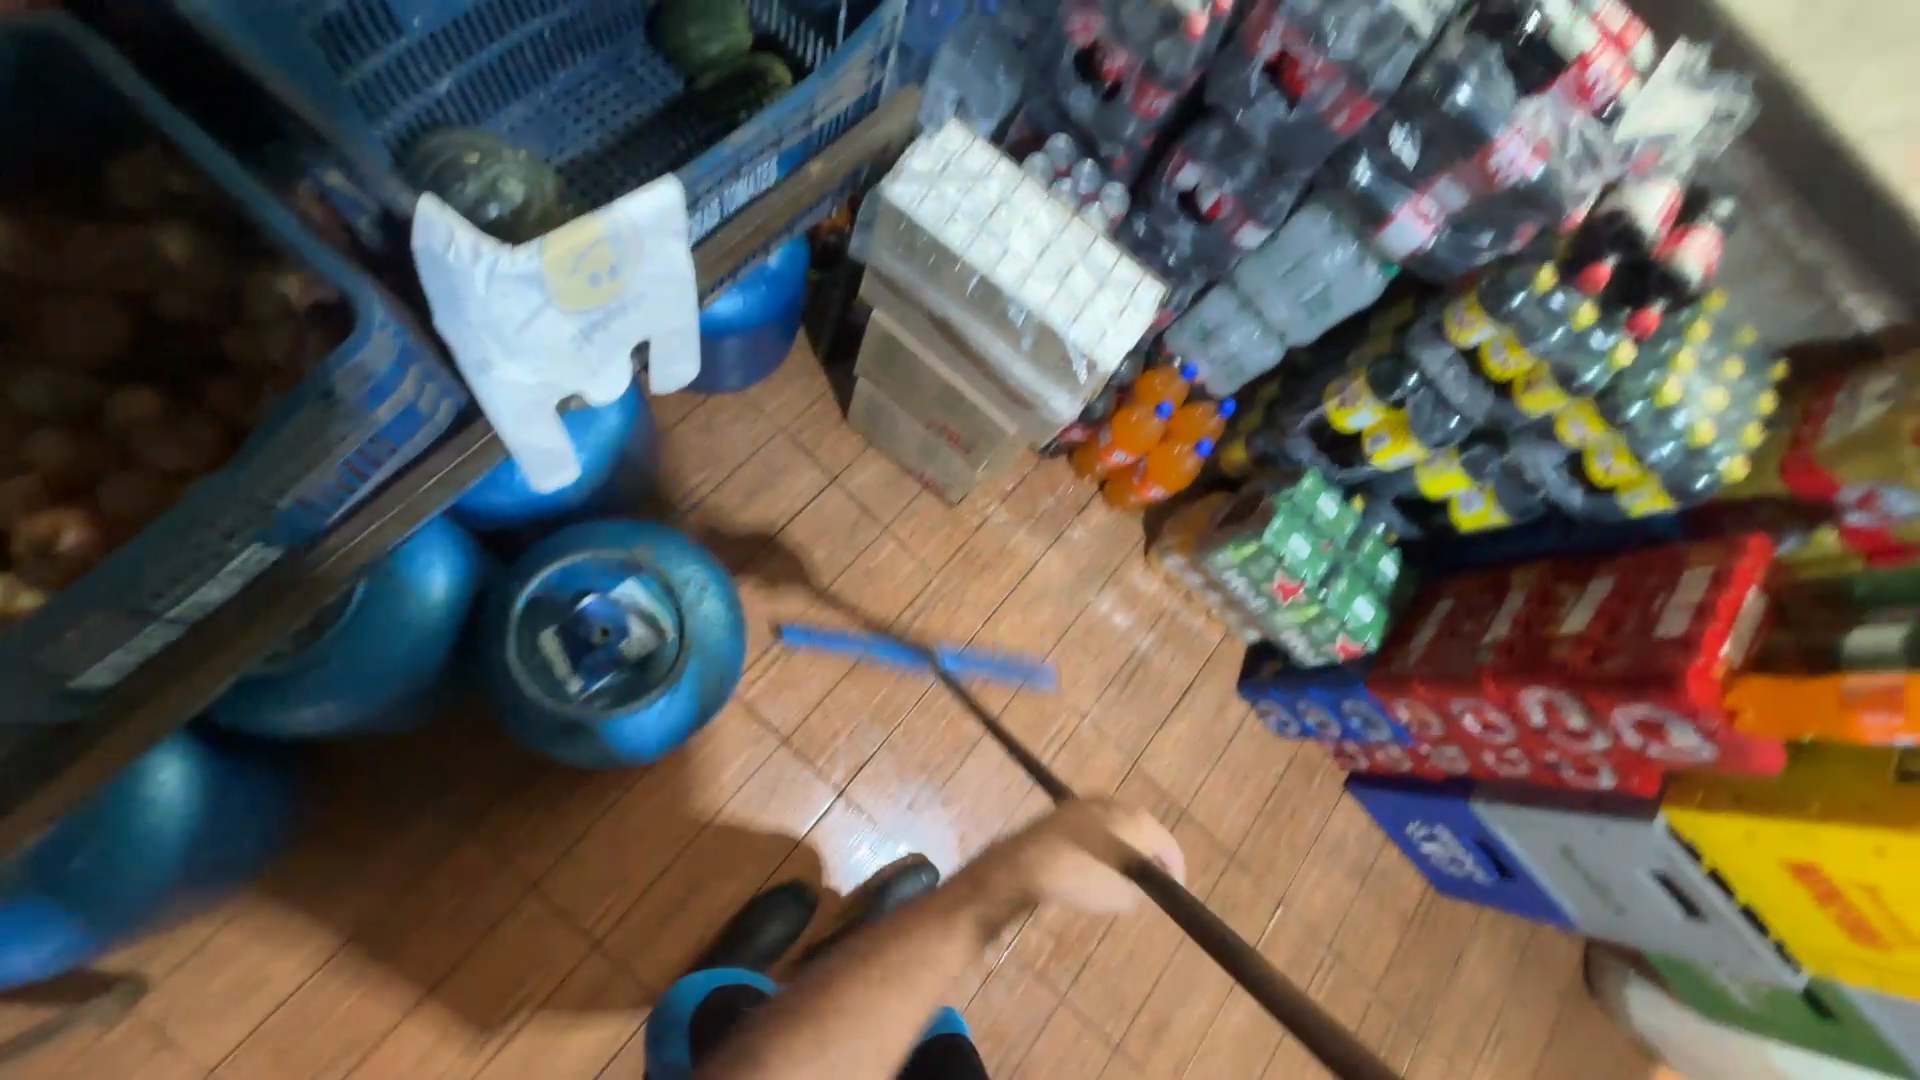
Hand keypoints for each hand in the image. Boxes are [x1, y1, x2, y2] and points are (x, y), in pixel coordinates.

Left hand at [962, 800, 1184, 915]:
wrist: (1029, 862)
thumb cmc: (1082, 880)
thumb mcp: (1121, 898)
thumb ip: (1139, 890)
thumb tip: (1138, 887)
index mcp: (1139, 822)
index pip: (1169, 846)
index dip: (1175, 871)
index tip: (1174, 891)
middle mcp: (1118, 804)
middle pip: (1144, 830)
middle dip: (1148, 855)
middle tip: (1149, 882)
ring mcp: (1090, 802)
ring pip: (1118, 825)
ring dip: (1124, 845)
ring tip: (1121, 873)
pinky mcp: (1067, 808)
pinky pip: (1096, 825)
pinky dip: (1102, 840)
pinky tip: (1093, 861)